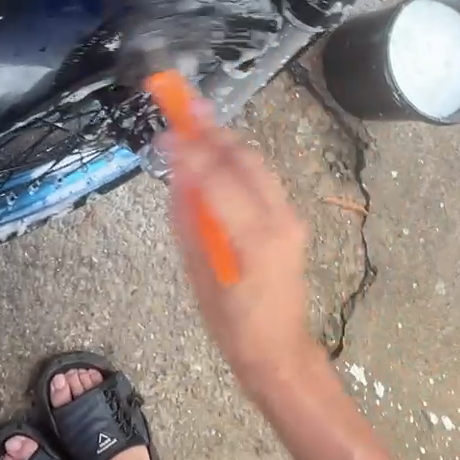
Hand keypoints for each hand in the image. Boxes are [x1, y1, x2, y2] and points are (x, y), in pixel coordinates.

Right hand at [163, 126, 320, 396]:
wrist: (280, 351)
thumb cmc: (233, 326)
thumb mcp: (199, 276)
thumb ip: (189, 221)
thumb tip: (176, 176)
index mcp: (254, 238)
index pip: (218, 179)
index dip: (190, 150)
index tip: (166, 129)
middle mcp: (280, 219)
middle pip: (244, 159)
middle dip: (213, 132)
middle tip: (184, 107)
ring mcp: (291, 217)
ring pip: (256, 164)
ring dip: (225, 142)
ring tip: (196, 123)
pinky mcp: (292, 220)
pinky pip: (263, 179)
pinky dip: (238, 162)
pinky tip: (216, 157)